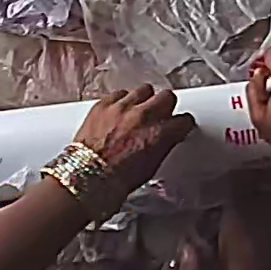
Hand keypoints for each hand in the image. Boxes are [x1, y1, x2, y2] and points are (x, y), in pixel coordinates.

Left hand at [73, 84, 195, 193]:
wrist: (86, 178)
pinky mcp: (104, 104)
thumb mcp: (151, 166)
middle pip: (167, 97)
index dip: (182, 124)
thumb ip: (163, 144)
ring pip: (144, 90)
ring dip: (144, 100)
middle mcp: (144, 117)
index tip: (178, 125)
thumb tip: (166, 138)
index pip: (184, 120)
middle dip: (166, 106)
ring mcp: (123, 108)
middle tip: (160, 114)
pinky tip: (120, 111)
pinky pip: (119, 93)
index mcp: (160, 134)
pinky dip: (122, 101)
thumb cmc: (116, 179)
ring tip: (139, 110)